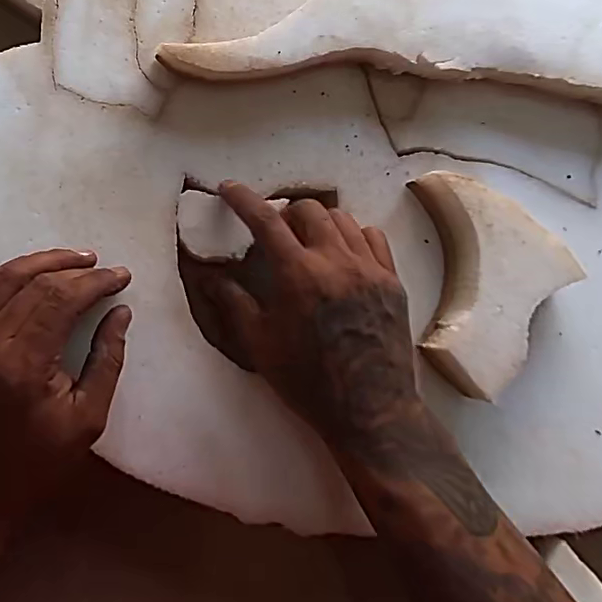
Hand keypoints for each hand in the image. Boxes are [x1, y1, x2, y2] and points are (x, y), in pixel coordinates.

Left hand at [0, 249, 131, 523]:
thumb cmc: (41, 460)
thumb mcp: (89, 417)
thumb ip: (107, 359)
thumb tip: (120, 311)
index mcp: (23, 364)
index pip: (61, 300)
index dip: (94, 282)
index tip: (121, 276)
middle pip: (36, 284)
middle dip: (77, 270)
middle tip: (106, 268)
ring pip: (7, 277)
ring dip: (44, 261)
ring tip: (78, 258)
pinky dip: (15, 272)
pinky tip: (39, 271)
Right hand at [183, 182, 419, 455]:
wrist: (372, 412)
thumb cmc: (306, 381)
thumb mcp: (258, 343)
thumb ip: (233, 301)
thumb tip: (209, 276)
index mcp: (297, 274)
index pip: (265, 219)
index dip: (243, 198)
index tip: (229, 188)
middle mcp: (335, 261)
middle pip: (308, 209)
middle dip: (285, 212)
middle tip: (274, 230)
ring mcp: (369, 269)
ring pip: (342, 218)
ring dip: (318, 221)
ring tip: (307, 240)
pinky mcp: (392, 282)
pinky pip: (372, 237)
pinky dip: (352, 235)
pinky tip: (342, 253)